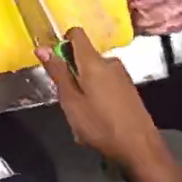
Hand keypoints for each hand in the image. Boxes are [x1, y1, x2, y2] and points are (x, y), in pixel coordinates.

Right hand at [37, 28, 165, 168]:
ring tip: (81, 115)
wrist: (139, 147)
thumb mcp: (71, 101)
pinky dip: (96, 96)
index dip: (63, 41)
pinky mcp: (128, 89)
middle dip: (71, 74)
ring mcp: (122, 76)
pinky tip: (96, 119)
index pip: (77, 35)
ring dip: (83, 89)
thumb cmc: (100, 124)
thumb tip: (42, 48)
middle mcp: (110, 63)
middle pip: (84, 57)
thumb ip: (58, 73)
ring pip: (93, 74)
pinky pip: (105, 84)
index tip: (55, 61)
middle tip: (67, 101)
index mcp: (93, 62)